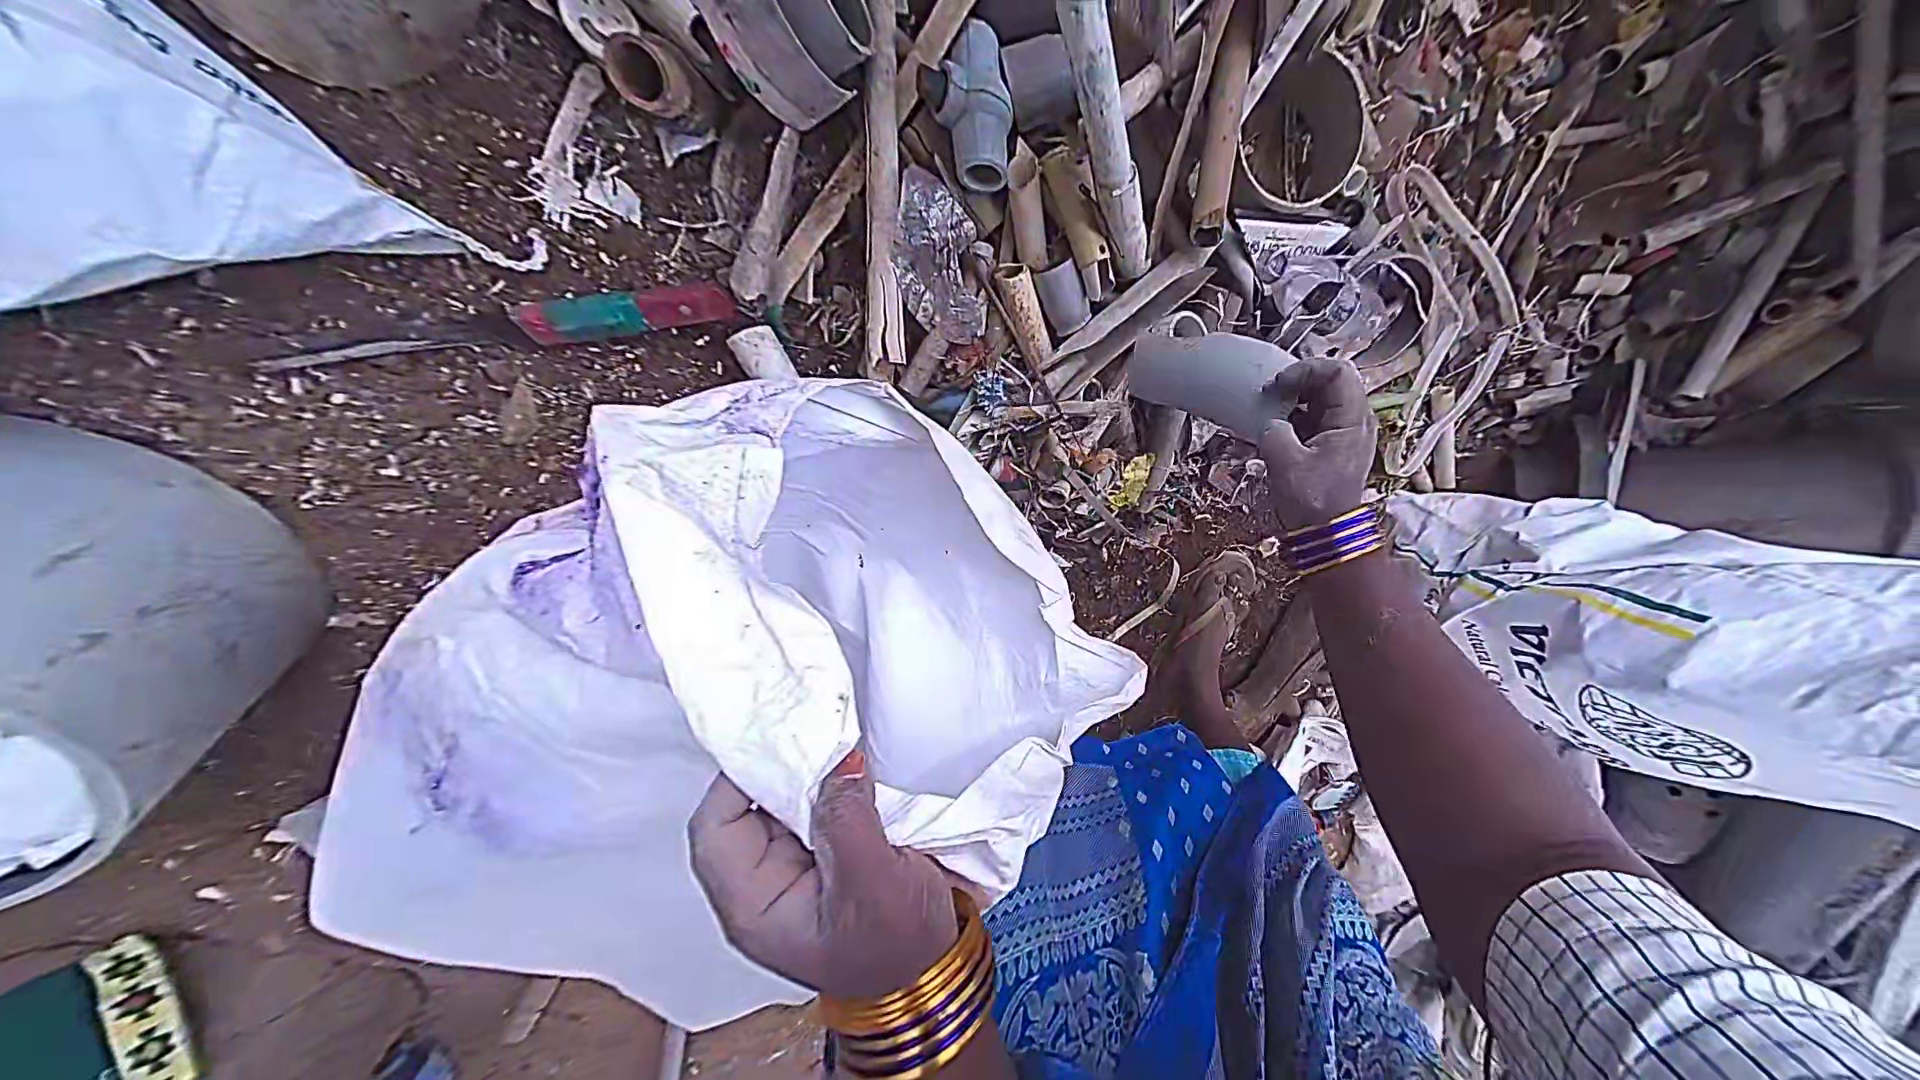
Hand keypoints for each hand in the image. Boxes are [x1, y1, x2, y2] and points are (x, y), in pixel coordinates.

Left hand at [688, 749, 959, 997]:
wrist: (934, 968)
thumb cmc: (899, 949)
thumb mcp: (873, 886)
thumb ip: (848, 822)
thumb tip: (839, 761)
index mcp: (754, 906)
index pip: (715, 832)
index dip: (734, 783)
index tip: (772, 744)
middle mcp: (765, 883)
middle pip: (746, 809)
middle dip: (778, 771)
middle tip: (812, 735)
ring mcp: (795, 865)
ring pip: (783, 802)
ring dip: (808, 774)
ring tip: (834, 745)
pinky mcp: (824, 850)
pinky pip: (816, 804)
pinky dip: (831, 781)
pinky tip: (851, 767)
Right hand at [1259, 355, 1376, 528]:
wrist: (1326, 535)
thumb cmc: (1312, 501)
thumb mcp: (1285, 462)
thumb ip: (1273, 431)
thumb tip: (1271, 423)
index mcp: (1353, 420)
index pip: (1337, 371)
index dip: (1305, 370)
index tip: (1278, 385)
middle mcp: (1355, 422)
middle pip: (1330, 383)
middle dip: (1297, 384)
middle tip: (1270, 396)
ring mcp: (1345, 435)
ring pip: (1320, 401)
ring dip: (1293, 402)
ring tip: (1269, 413)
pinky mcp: (1332, 447)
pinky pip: (1313, 420)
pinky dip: (1293, 419)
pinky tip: (1274, 430)